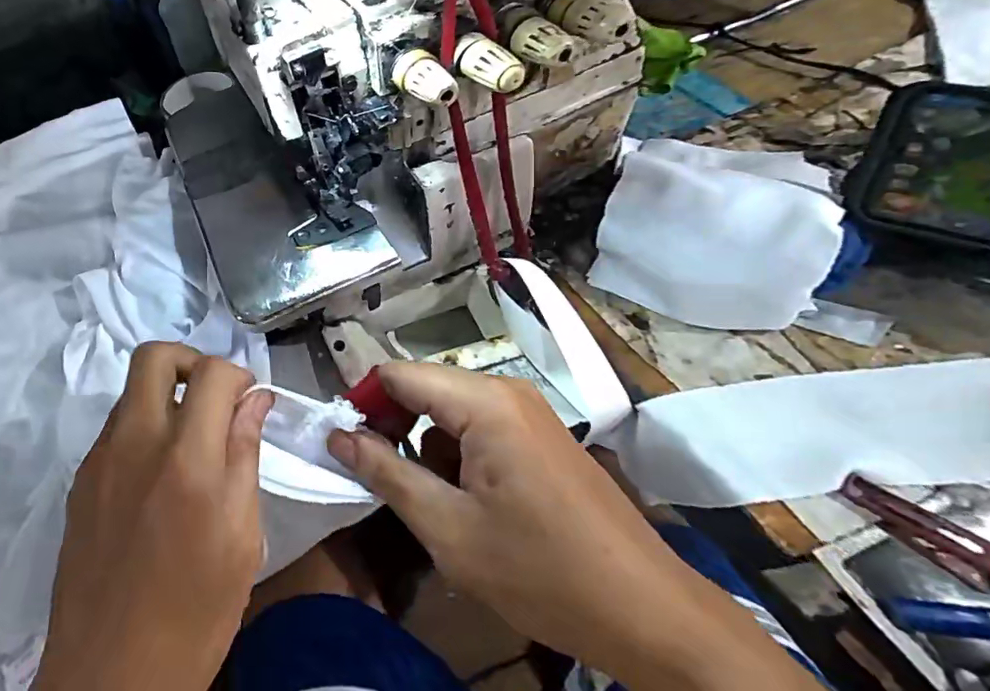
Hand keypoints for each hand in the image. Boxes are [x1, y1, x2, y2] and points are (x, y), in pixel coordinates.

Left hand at [35, 343, 272, 690]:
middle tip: (213, 397)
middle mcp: (136, 442)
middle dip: (190, 361)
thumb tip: (254, 400)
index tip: (249, 402)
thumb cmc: (195, 614)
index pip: (211, 372)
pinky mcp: (80, 478)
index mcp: (186, 460)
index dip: (238, 375)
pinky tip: (158, 475)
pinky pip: (115, 428)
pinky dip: (142, 429)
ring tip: (188, 442)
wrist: (110, 670)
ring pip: (131, 390)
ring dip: (164, 396)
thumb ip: (245, 456)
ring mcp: (100, 458)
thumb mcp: (242, 540)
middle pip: (154, 356)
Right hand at [327, 363, 817, 690]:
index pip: (398, 374)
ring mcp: (529, 412)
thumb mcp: (449, 529)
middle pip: (424, 387)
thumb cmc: (543, 573)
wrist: (651, 616)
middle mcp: (506, 391)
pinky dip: (458, 453)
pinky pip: (480, 425)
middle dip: (394, 425)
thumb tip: (337, 437)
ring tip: (430, 500)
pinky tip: (469, 502)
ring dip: (426, 444)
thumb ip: (386, 473)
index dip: (363, 403)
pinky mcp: (542, 435)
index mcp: (484, 403)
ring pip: (449, 409)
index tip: (344, 444)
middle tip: (378, 476)